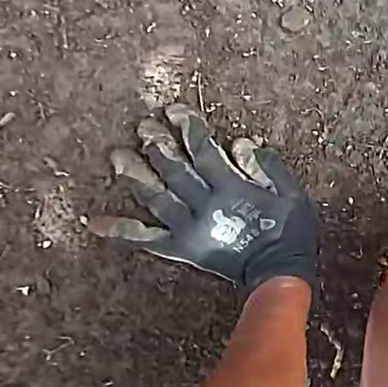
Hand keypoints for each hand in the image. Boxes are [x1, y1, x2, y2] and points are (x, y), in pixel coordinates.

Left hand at [87, 105, 318, 296]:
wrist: (277, 275)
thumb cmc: (288, 231)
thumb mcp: (291, 193)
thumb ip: (268, 167)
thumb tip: (240, 143)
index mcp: (231, 188)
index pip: (203, 151)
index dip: (188, 129)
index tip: (174, 111)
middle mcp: (204, 205)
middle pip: (174, 170)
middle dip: (158, 145)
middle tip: (143, 125)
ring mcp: (189, 228)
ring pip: (155, 198)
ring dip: (135, 176)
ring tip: (117, 156)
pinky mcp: (180, 248)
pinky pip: (146, 239)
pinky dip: (121, 230)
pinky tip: (96, 221)